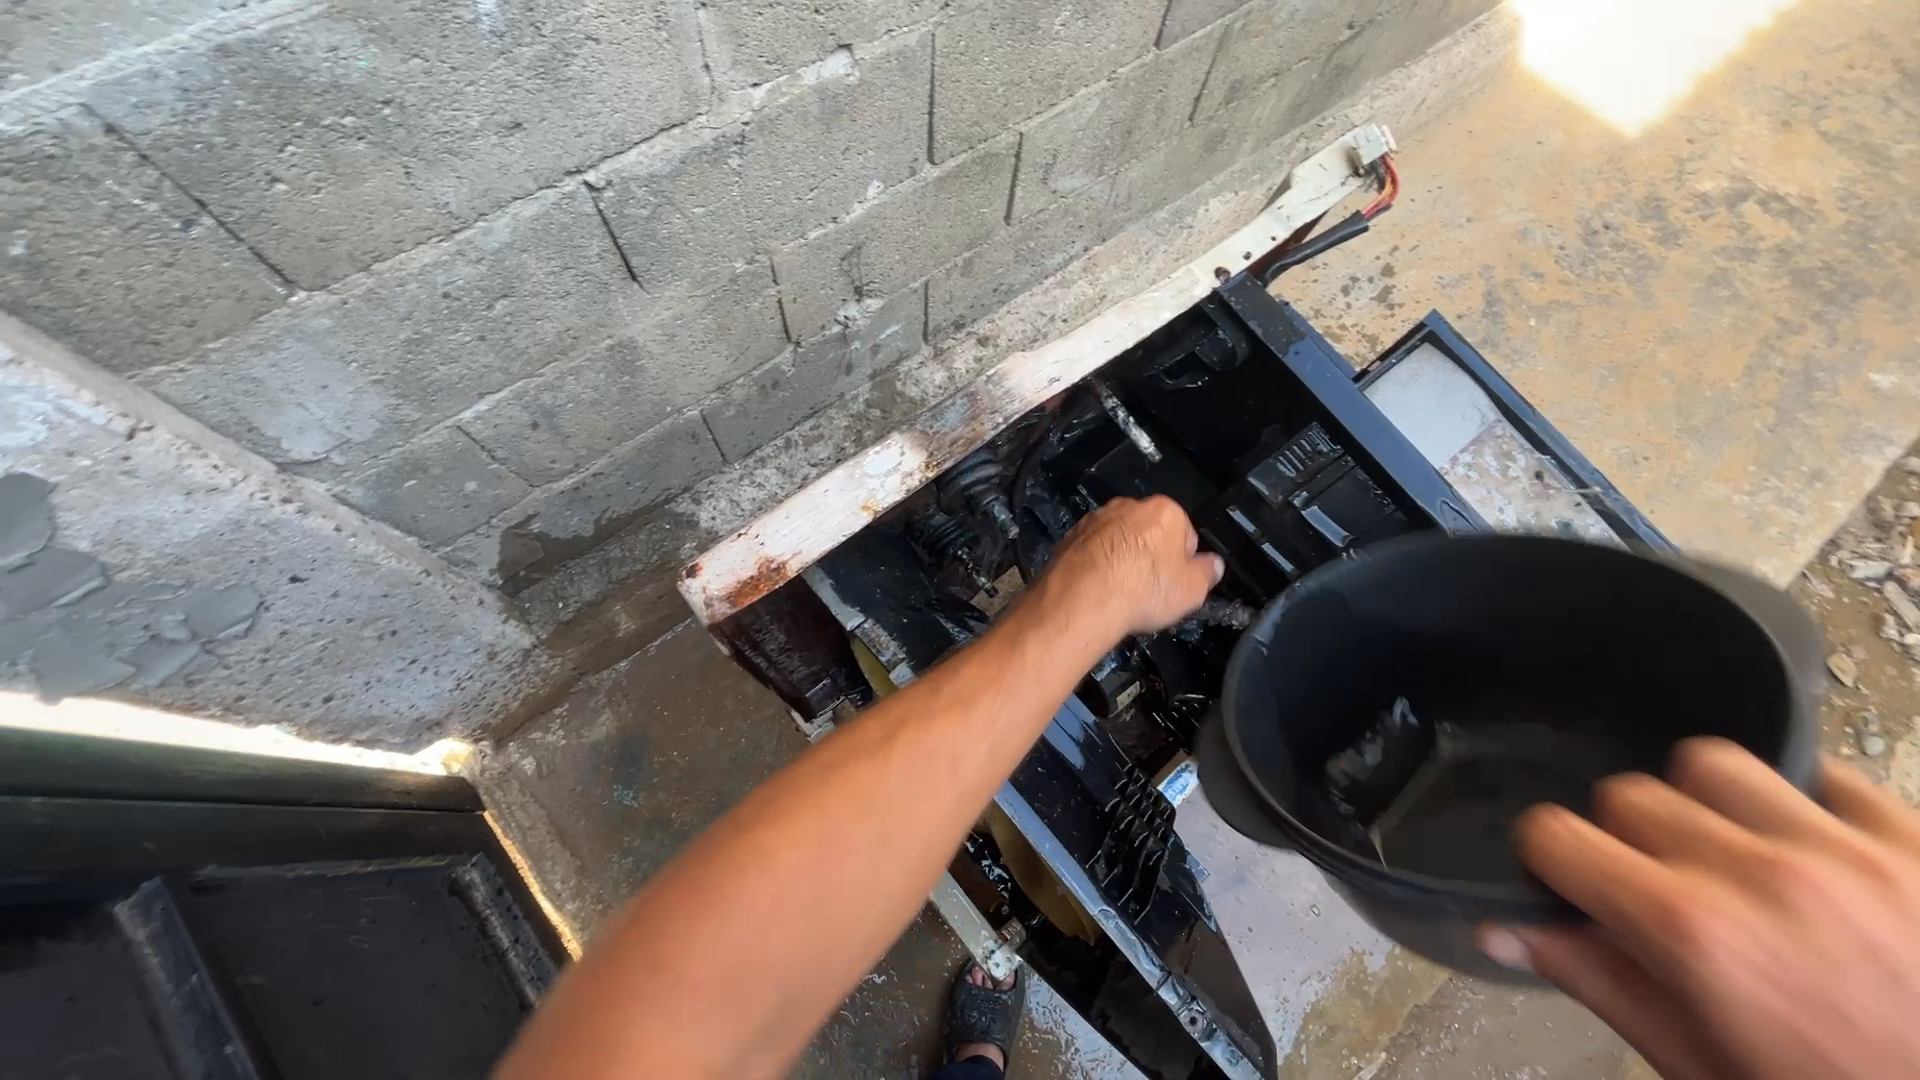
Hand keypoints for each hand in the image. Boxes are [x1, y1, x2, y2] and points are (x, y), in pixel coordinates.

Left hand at [1042, 495, 1223, 635]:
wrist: (1081, 599)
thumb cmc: (1143, 590)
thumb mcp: (1192, 590)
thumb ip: (1207, 572)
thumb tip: (1213, 565)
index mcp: (1164, 510)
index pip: (1185, 532)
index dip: (1183, 560)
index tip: (1175, 581)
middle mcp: (1128, 506)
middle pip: (1149, 531)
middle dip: (1150, 555)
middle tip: (1149, 588)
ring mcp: (1094, 519)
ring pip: (1118, 538)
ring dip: (1121, 558)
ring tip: (1120, 591)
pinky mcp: (1069, 536)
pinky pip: (1092, 549)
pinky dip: (1096, 564)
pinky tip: (1097, 587)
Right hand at [1478, 737, 1919, 1079]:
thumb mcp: (1700, 1066)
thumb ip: (1594, 981)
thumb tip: (1497, 931)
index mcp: (1693, 935)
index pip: (1553, 834)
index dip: (1546, 854)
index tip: (1566, 875)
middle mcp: (1761, 876)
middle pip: (1626, 793)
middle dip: (1624, 833)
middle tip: (1656, 881)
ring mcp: (1853, 855)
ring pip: (1714, 763)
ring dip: (1704, 800)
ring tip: (1732, 851)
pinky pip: (1834, 779)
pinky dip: (1807, 805)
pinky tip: (1813, 853)